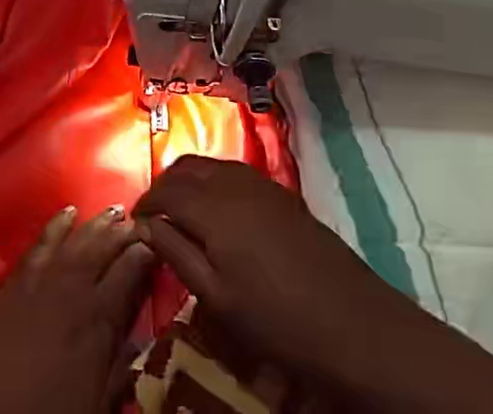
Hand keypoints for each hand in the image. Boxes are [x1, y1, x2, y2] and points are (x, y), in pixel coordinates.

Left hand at [0, 205, 155, 413]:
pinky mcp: (16, 279)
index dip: (147, 256)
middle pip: (104, 249)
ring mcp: (42, 278)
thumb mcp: (95, 404)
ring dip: (97, 223)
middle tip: (143, 218)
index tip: (161, 242)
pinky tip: (67, 212)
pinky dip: (56, 224)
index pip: (130, 275)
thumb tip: (146, 343)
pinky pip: (42, 241)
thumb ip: (121, 371)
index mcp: (97, 319)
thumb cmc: (41, 413)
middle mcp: (72, 289)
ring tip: (115, 210)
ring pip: (77, 239)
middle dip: (126, 232)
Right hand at [134, 157, 492, 413]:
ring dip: (189, 180)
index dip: (145, 204)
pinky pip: (235, 172)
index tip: (135, 223)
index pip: (165, 190)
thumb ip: (177, 253)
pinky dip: (214, 181)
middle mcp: (234, 183)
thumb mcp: (218, 297)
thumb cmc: (279, 320)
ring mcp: (263, 184)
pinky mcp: (283, 194)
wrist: (357, 326)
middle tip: (154, 214)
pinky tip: (218, 211)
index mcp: (213, 207)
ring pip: (211, 165)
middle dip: (164, 185)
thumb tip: (146, 226)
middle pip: (186, 167)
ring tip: (181, 211)